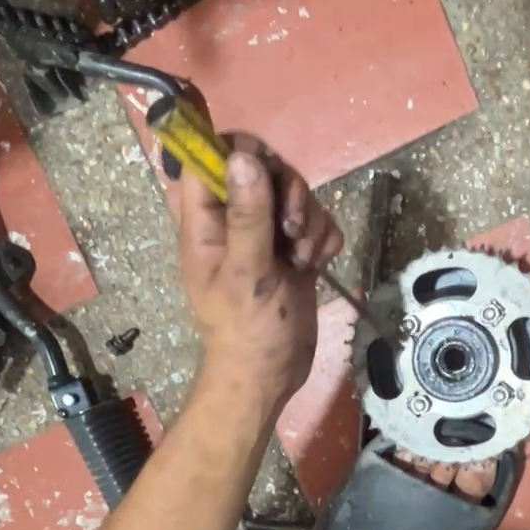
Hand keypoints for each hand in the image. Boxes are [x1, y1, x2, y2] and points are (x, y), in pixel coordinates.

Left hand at [169, 133, 343, 415]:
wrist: (270, 376)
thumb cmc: (247, 331)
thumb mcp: (246, 273)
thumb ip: (247, 215)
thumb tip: (243, 156)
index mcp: (205, 221)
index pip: (211, 157)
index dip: (241, 153)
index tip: (269, 174)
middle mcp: (234, 220)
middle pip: (265, 168)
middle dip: (290, 193)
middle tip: (293, 229)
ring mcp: (266, 236)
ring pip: (296, 196)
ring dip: (311, 221)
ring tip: (304, 258)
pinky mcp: (294, 253)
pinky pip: (317, 224)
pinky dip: (324, 239)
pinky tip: (317, 266)